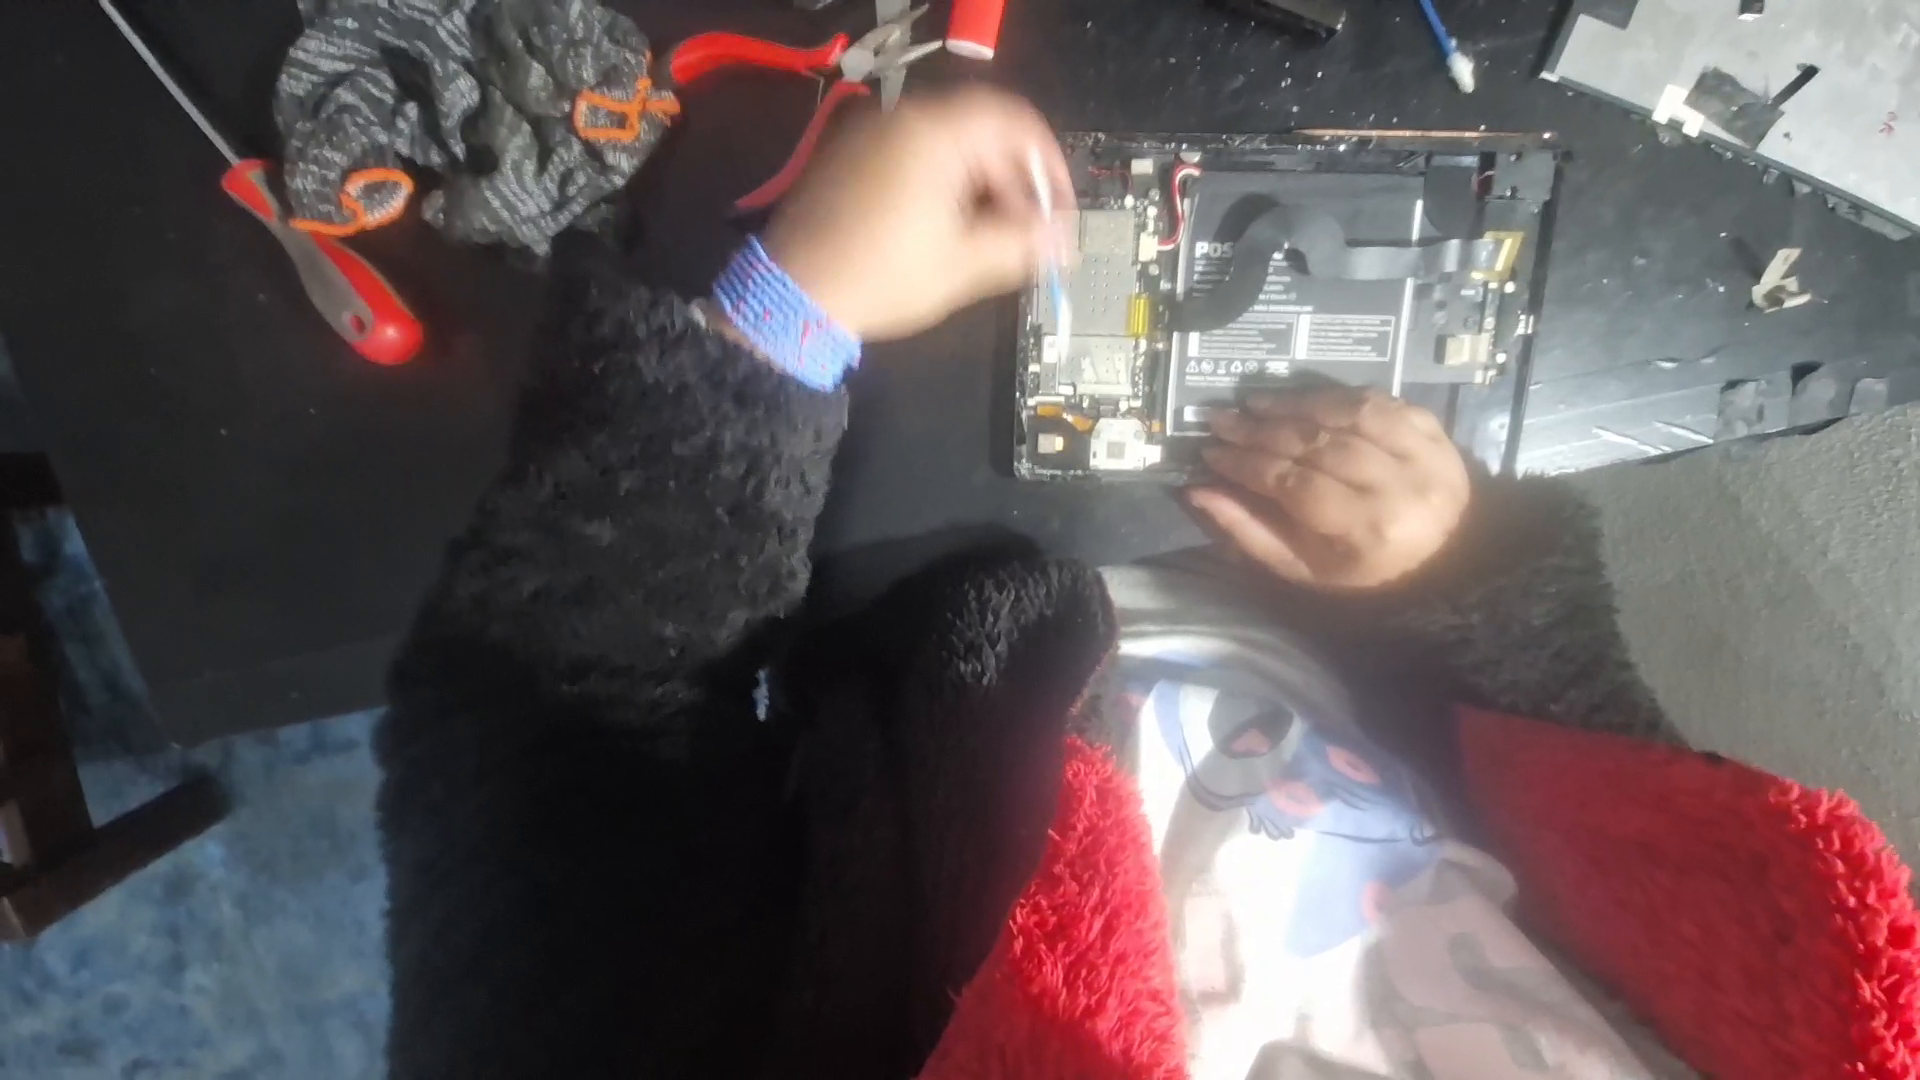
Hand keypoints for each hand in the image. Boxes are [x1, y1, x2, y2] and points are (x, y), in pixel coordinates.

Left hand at [760, 86, 1072, 341]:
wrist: (795, 296)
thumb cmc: (877, 278)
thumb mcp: (962, 266)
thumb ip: (1023, 246)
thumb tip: (1064, 243)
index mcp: (934, 134)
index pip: (1015, 124)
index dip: (1048, 167)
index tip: (1057, 210)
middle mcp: (901, 120)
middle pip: (982, 134)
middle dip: (1014, 184)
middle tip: (1027, 234)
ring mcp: (872, 137)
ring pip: (949, 149)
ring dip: (981, 189)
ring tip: (991, 240)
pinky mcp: (853, 161)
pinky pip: (915, 160)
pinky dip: (944, 188)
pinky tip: (950, 231)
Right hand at [1184, 387, 1471, 590]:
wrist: (1446, 561)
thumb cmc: (1360, 572)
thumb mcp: (1299, 568)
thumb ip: (1247, 530)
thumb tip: (1196, 491)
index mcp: (1364, 529)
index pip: (1293, 483)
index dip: (1246, 464)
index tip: (1209, 452)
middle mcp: (1397, 486)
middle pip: (1316, 445)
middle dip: (1260, 430)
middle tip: (1221, 420)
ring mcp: (1421, 453)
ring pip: (1347, 415)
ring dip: (1294, 404)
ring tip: (1253, 402)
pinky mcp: (1434, 431)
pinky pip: (1379, 402)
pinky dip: (1336, 396)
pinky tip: (1303, 397)